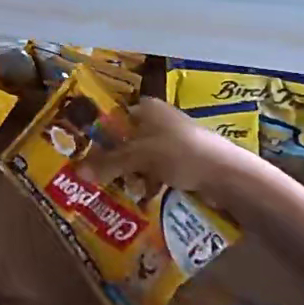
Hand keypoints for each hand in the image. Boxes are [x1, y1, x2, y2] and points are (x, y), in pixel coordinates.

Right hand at [84, 98, 259, 194]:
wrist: (227, 174)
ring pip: (141, 157)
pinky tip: (143, 196)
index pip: (114, 116)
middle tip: (97, 176)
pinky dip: (149, 182)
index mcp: (148, 108)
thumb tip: (77, 171)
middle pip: (126, 139)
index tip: (83, 152)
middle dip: (113, 159)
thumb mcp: (140, 157)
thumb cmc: (180, 153)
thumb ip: (109, 163)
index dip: (98, 134)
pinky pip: (157, 171)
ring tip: (120, 190)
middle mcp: (159, 120)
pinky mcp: (184, 161)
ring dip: (131, 174)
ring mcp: (173, 141)